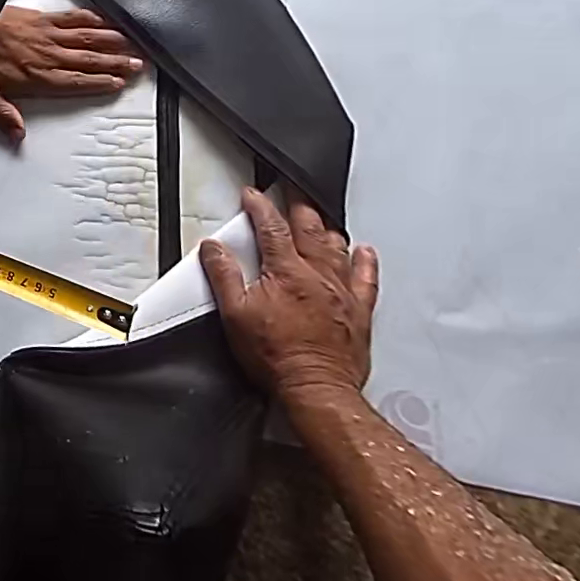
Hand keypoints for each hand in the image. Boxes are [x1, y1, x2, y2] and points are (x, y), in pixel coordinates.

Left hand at [0, 7, 143, 141]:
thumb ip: (3, 114)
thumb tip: (17, 135)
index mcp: (39, 76)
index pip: (77, 81)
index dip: (100, 83)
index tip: (119, 83)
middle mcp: (50, 55)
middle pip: (90, 60)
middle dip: (116, 63)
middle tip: (137, 65)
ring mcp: (49, 34)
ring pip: (88, 37)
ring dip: (112, 41)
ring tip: (132, 44)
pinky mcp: (44, 18)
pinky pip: (73, 17)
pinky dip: (92, 17)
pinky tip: (106, 20)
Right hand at [200, 187, 377, 397]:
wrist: (316, 389)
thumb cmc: (277, 357)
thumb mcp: (235, 314)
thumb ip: (223, 275)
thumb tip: (213, 248)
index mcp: (286, 272)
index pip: (272, 227)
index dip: (260, 206)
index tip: (252, 195)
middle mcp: (317, 275)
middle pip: (308, 228)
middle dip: (297, 205)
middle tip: (291, 191)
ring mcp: (341, 292)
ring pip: (336, 247)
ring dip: (325, 228)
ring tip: (318, 216)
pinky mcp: (358, 312)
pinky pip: (366, 278)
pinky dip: (365, 261)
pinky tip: (364, 251)